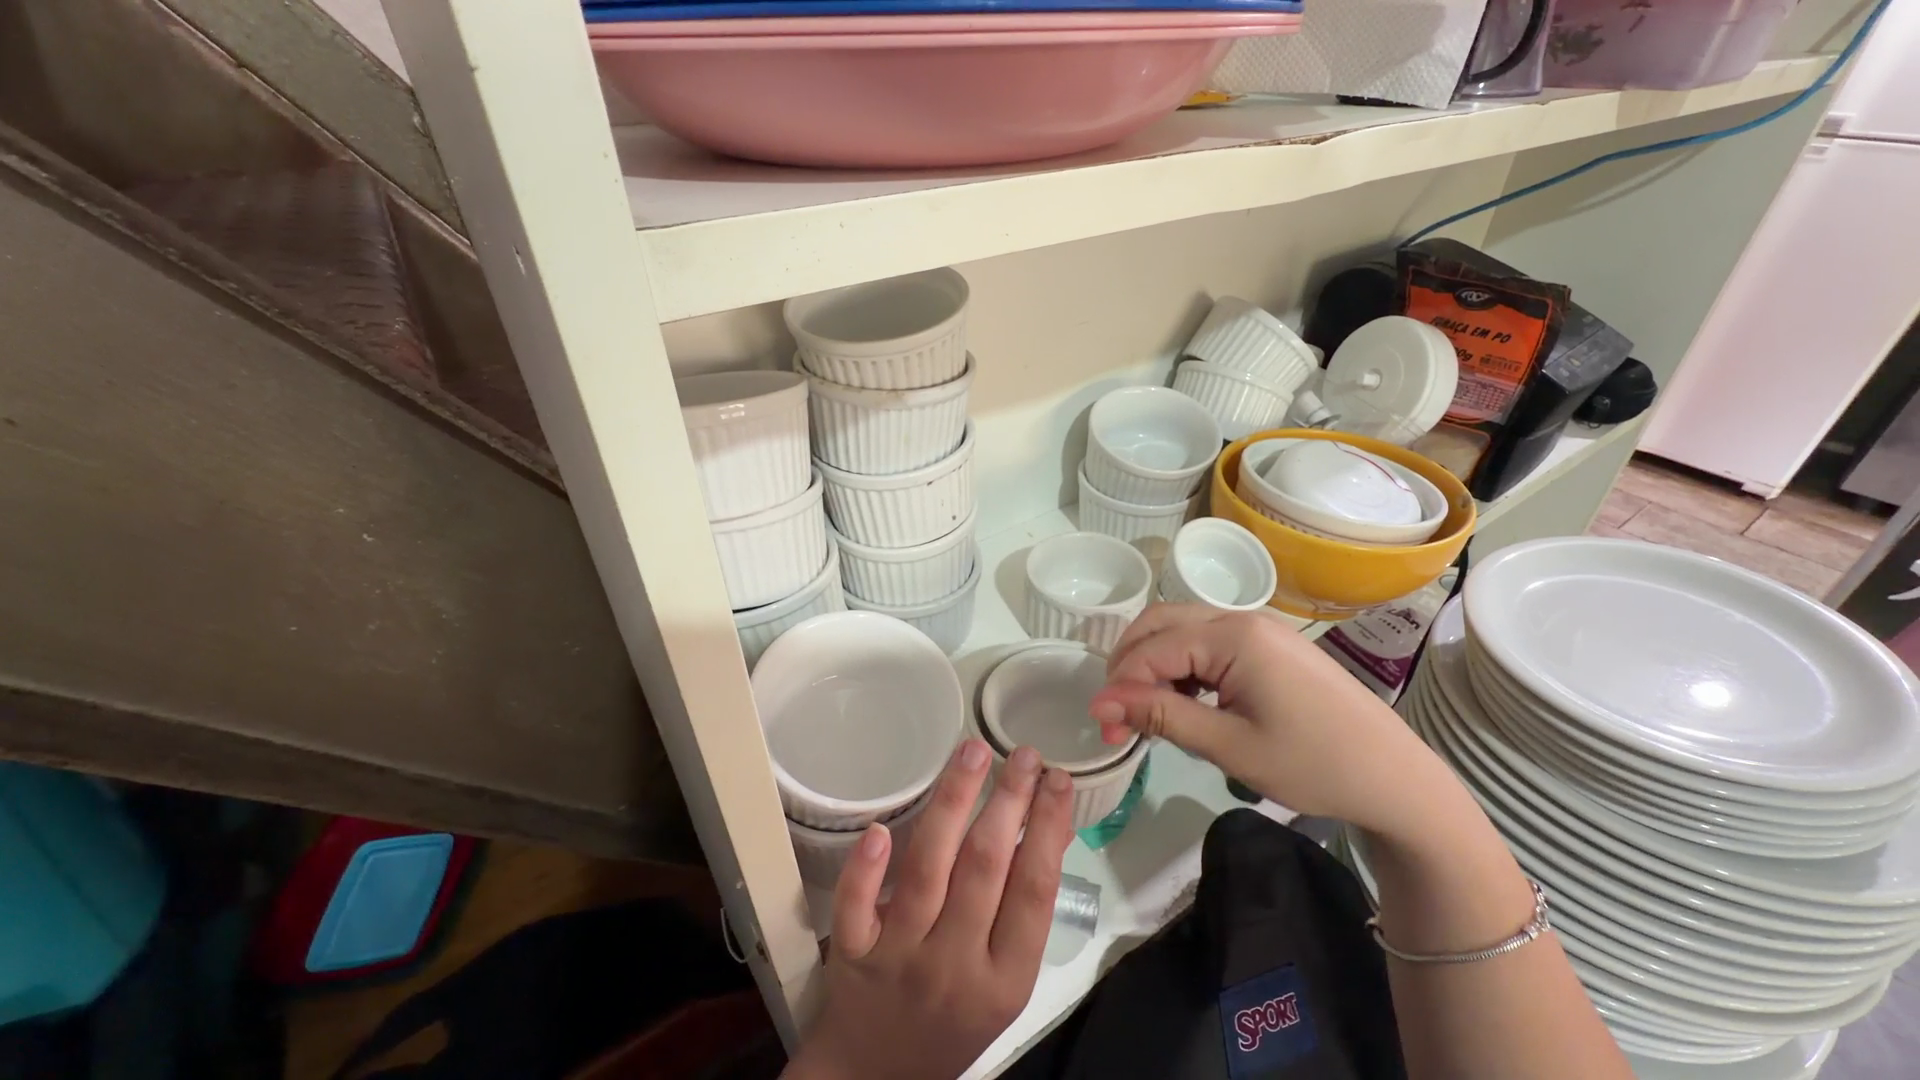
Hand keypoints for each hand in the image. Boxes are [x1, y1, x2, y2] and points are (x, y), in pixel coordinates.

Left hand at [785, 739, 1077, 1079]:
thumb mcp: (1008, 978)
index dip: (1048, 827)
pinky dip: (866, 869)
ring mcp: (900, 957)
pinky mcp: (853, 953)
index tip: (1056, 778)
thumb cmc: (958, 1017)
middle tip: (1020, 753)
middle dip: (1007, 802)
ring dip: (951, 803)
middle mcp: (955, 965)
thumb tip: (1053, 824)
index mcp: (1005, 977)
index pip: (1034, 888)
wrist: (881, 1070)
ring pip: (927, 870)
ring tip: (972, 752)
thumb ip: (1027, 908)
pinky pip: (857, 907)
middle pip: (983, 868)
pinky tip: (879, 827)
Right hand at [1088, 604, 1461, 837]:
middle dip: (1129, 665)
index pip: (1152, 649)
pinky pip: (1208, 641)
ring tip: (1147, 713)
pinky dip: (1183, 665)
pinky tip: (1185, 701)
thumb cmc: (1312, 764)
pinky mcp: (1271, 646)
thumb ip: (1161, 716)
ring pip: (1182, 629)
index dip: (1119, 686)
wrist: (1394, 777)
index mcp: (1234, 636)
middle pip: (1161, 622)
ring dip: (1154, 664)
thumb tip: (1100, 704)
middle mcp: (1244, 618)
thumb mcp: (1228, 745)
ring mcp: (1261, 629)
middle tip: (1118, 716)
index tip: (1103, 728)